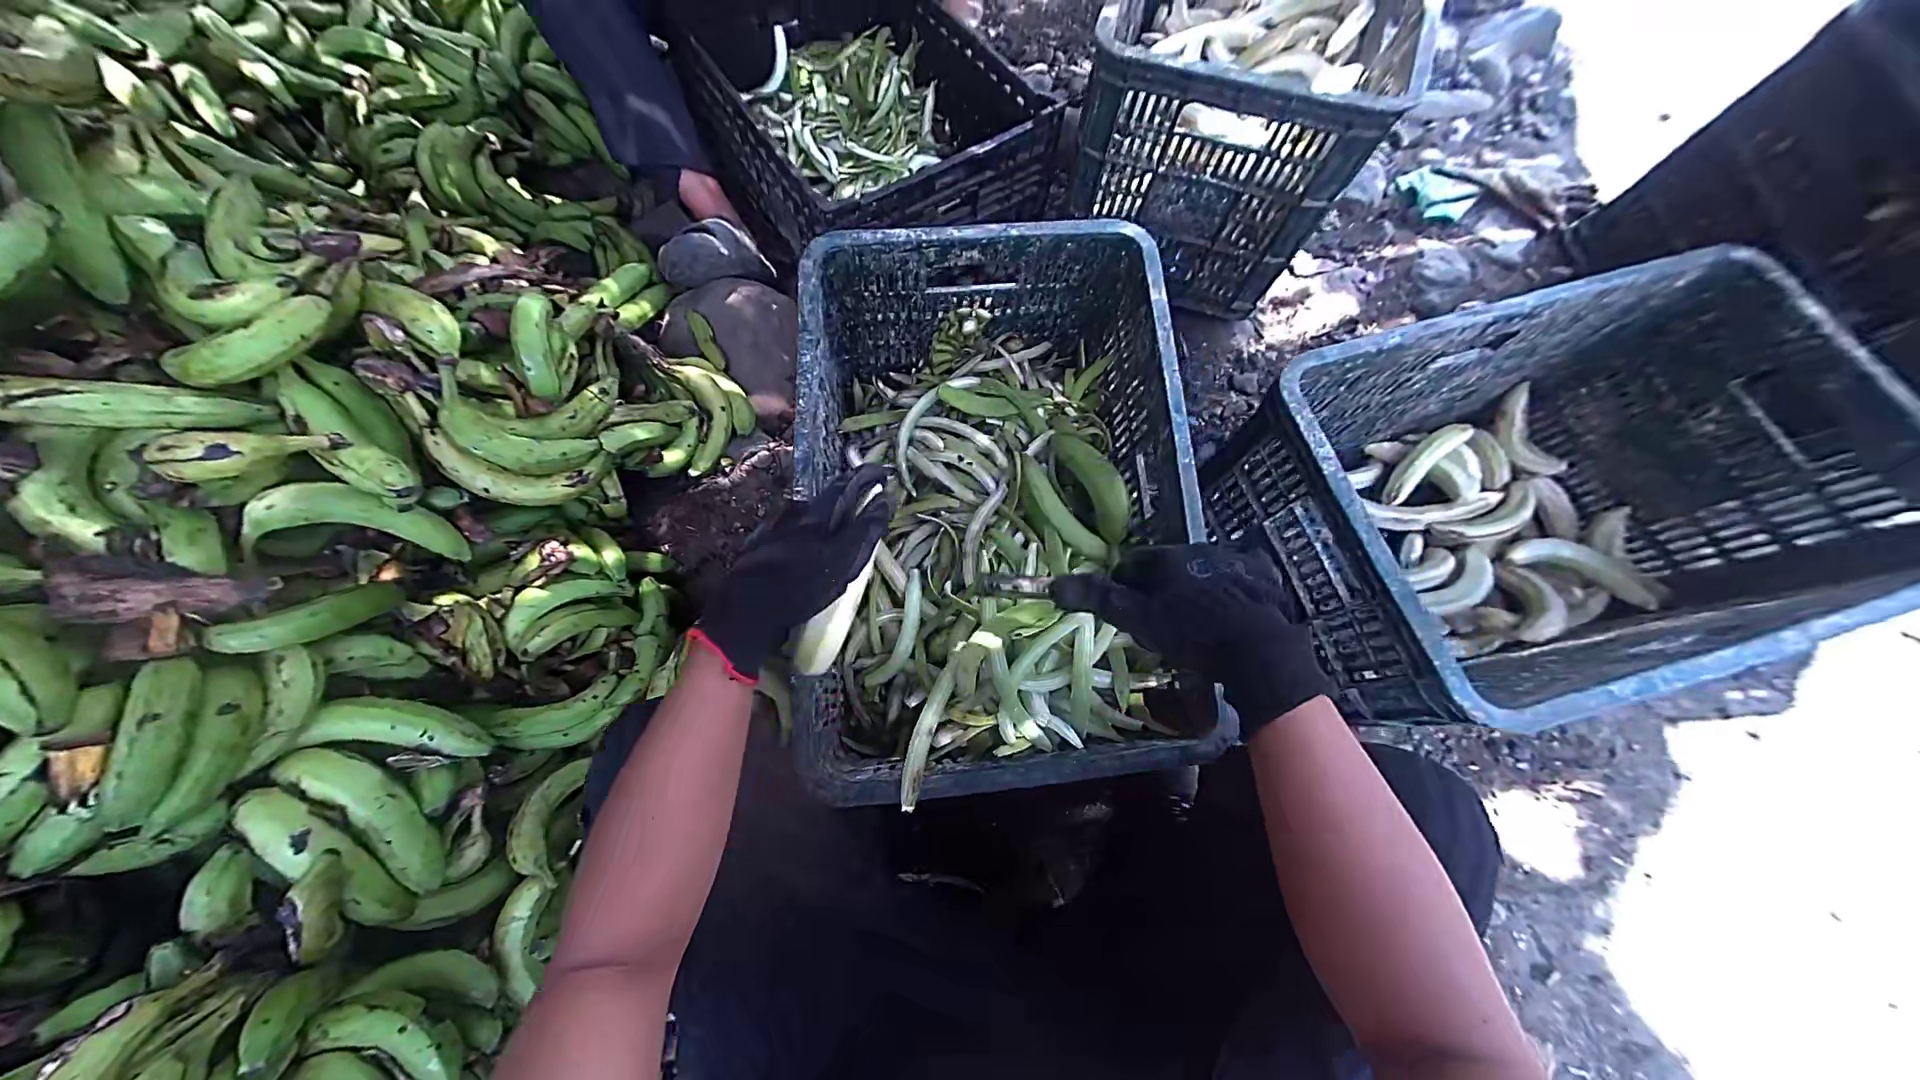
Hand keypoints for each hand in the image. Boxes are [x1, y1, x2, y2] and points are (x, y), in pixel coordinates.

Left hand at [696, 464, 890, 679]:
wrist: (749, 607)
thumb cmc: (802, 585)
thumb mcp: (844, 560)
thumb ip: (866, 529)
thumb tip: (885, 501)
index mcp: (819, 512)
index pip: (850, 482)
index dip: (870, 475)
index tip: (885, 474)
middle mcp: (798, 511)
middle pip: (830, 494)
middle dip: (852, 489)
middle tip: (869, 494)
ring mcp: (779, 526)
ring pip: (813, 510)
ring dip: (833, 510)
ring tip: (846, 520)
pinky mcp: (765, 542)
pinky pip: (798, 526)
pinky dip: (814, 528)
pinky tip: (815, 544)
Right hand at [1050, 544, 1331, 738]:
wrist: (1257, 649)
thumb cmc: (1191, 634)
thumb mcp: (1138, 619)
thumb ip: (1098, 598)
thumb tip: (1054, 584)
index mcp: (1165, 558)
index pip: (1130, 564)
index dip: (1122, 586)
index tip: (1125, 611)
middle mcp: (1197, 550)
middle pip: (1166, 565)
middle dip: (1159, 585)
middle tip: (1158, 618)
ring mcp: (1233, 560)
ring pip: (1201, 568)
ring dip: (1193, 584)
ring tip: (1194, 617)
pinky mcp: (1260, 574)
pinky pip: (1239, 572)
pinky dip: (1231, 584)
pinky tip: (1231, 604)